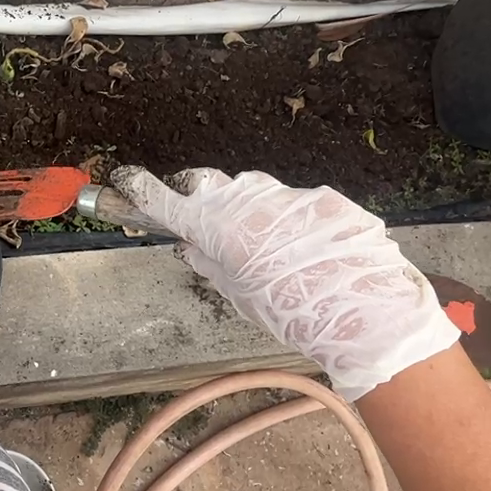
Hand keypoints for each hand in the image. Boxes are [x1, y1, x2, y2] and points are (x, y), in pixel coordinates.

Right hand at [111, 166, 457, 398]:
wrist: (365, 308)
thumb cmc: (291, 310)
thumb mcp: (236, 293)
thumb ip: (209, 262)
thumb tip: (193, 245)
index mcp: (214, 224)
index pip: (161, 196)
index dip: (138, 187)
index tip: (124, 180)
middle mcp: (242, 198)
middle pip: (202, 182)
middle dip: (192, 194)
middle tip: (197, 217)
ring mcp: (281, 193)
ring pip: (246, 190)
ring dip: (240, 206)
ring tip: (255, 240)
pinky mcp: (316, 197)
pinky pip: (286, 202)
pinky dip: (280, 218)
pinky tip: (296, 245)